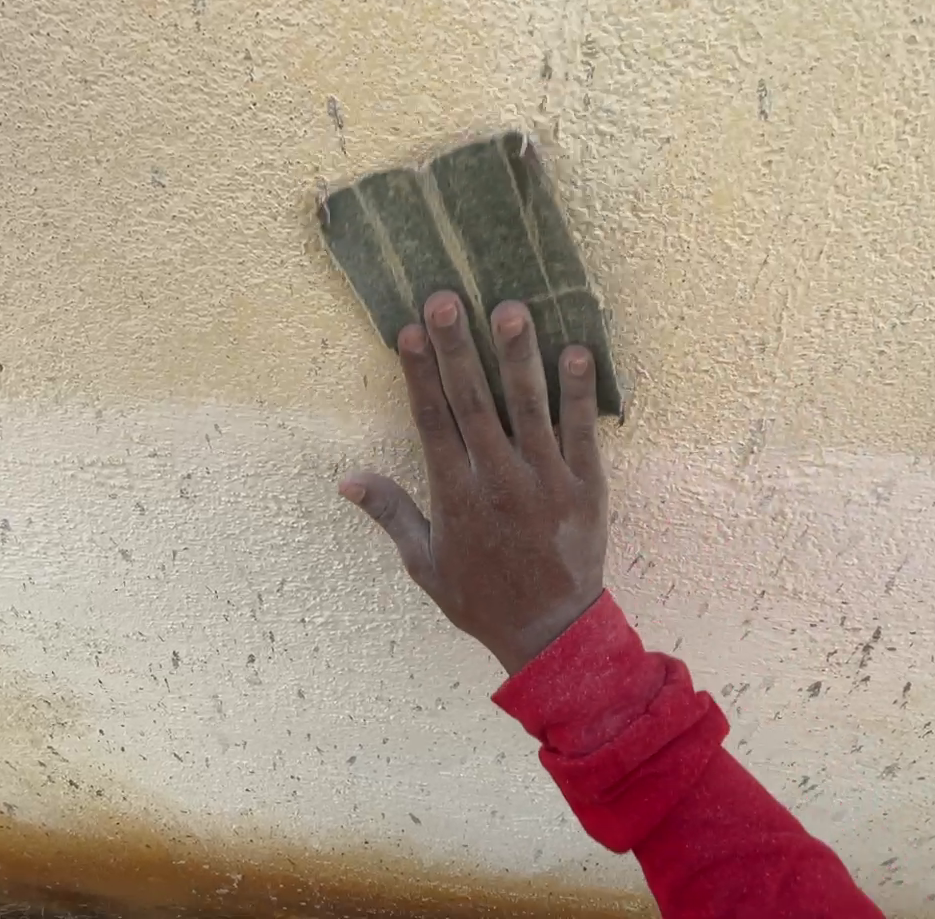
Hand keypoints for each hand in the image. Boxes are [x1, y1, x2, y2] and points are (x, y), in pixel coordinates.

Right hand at [340, 290, 608, 673]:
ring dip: (518, 358)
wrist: (552, 634)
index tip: (408, 332)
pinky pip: (583, 433)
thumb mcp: (425, 564)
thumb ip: (391, 514)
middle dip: (458, 350)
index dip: (419, 375)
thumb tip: (347, 479)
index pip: (432, 423)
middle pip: (474, 404)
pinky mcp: (587, 487)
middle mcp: (499, 481)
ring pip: (529, 409)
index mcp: (457, 497)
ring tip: (510, 310)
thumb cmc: (481, 598)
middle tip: (446, 300)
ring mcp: (546, 481)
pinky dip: (579, 394)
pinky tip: (575, 352)